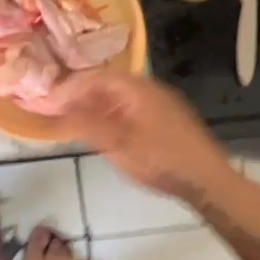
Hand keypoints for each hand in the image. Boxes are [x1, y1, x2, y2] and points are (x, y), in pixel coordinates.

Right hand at [55, 71, 234, 204]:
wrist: (210, 181)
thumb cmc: (162, 160)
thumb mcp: (118, 145)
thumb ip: (88, 125)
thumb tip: (59, 108)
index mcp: (137, 87)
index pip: (95, 77)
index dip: (70, 88)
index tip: (49, 100)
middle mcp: (150, 87)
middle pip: (108, 84)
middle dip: (82, 96)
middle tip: (60, 111)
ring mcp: (162, 102)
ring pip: (121, 97)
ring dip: (98, 106)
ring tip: (78, 122)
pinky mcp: (169, 118)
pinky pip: (133, 108)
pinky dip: (114, 115)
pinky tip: (107, 132)